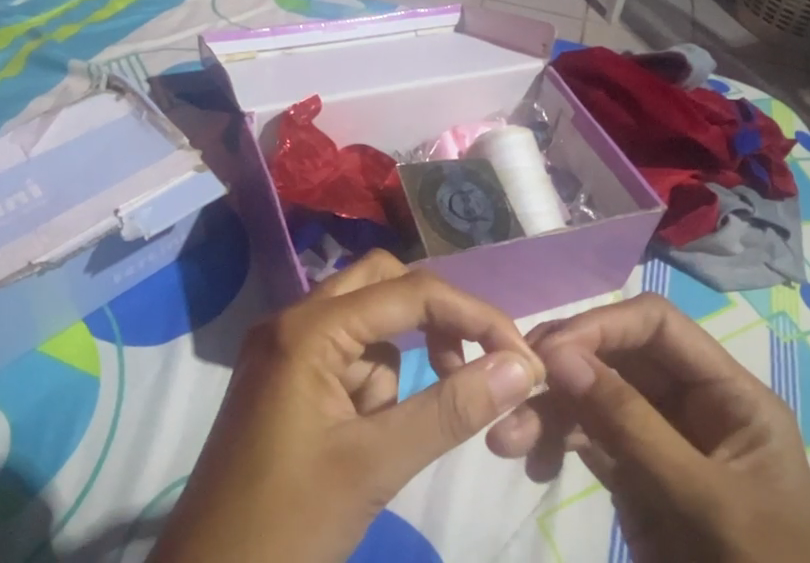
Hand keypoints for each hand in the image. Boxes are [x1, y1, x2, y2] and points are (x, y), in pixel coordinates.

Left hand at [152, 251, 544, 562]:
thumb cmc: (288, 523)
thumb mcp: (375, 465)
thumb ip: (450, 410)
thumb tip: (524, 366)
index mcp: (308, 328)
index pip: (409, 291)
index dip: (474, 317)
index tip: (524, 359)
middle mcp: (293, 320)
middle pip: (382, 286)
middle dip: (432, 325)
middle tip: (470, 373)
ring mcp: (285, 349)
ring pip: (367, 327)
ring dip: (395, 370)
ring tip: (382, 441)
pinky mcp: (285, 380)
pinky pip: (346, 359)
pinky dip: (371, 389)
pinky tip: (361, 443)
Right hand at [485, 294, 809, 562]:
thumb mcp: (704, 501)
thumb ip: (632, 425)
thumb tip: (559, 356)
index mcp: (730, 395)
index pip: (657, 326)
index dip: (601, 326)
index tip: (546, 352)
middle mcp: (694, 405)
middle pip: (617, 357)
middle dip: (563, 370)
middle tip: (513, 392)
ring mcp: (662, 441)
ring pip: (594, 397)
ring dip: (549, 411)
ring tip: (507, 443)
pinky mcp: (637, 477)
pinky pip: (589, 438)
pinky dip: (557, 443)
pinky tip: (535, 465)